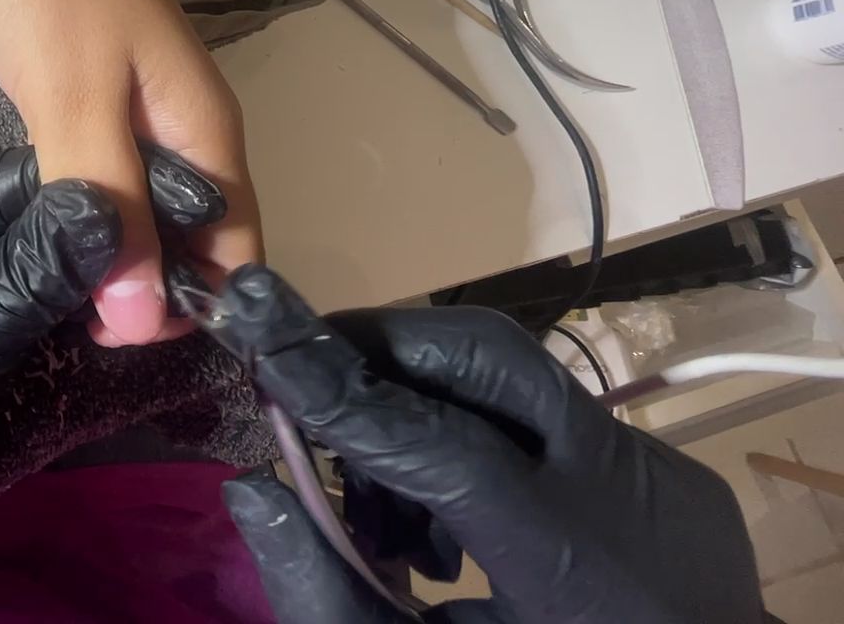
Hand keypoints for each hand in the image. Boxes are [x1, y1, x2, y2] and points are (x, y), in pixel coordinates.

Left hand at [0, 0, 261, 347]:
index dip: (191, 309)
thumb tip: (143, 320)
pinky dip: (78, 202)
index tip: (118, 351)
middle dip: (147, 288)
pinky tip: (37, 230)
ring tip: (51, 298)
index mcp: (201, 130)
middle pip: (188, 230)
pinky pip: (95, 164)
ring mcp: (129, 102)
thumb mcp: (76, 99)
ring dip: (110, 248)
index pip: (233, 248)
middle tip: (70, 332)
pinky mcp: (81, 87)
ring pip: (138, 198)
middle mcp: (179, 123)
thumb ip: (109, 204)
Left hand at [0, 147, 227, 622]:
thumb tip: (106, 207)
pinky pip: (43, 309)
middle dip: (118, 236)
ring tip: (189, 294)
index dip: (108, 187)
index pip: (29, 178)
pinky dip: (88, 313)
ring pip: (52, 264)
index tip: (196, 208)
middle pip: (46, 217)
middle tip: (206, 263)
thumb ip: (20, 279)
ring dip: (111, 277)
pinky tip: (135, 324)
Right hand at [208, 264, 764, 623]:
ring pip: (504, 368)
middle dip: (372, 346)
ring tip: (369, 491)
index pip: (445, 449)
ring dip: (403, 393)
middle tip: (301, 377)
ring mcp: (661, 479)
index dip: (337, 387)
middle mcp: (642, 510)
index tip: (251, 319)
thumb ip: (321, 591)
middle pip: (489, 359)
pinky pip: (525, 404)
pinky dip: (450, 422)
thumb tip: (249, 481)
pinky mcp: (658, 467)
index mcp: (587, 586)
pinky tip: (429, 503)